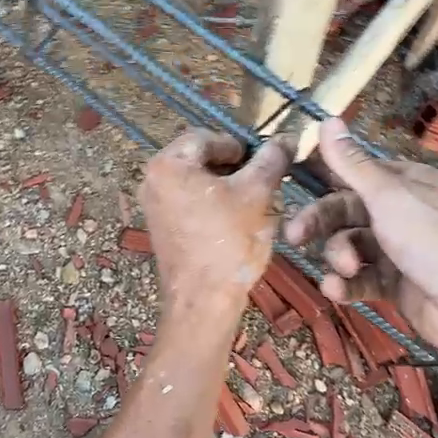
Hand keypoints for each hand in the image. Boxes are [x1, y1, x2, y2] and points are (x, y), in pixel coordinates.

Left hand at [137, 130, 291, 316]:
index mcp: (168, 163)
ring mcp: (152, 203)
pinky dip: (210, 201)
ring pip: (193, 179)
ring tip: (251, 199)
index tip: (262, 161)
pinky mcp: (160, 224)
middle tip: (259, 180)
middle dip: (230, 165)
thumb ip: (270, 161)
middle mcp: (152, 178)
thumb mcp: (256, 195)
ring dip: (222, 183)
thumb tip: (286, 139)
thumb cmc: (229, 242)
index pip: (206, 137)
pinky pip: (186, 200)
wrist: (203, 299)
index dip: (238, 146)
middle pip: (197, 157)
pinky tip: (234, 217)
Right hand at [283, 120, 437, 355]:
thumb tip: (327, 118)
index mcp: (406, 183)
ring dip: (338, 256)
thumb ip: (352, 163)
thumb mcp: (390, 196)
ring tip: (341, 270)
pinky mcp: (398, 286)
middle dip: (320, 223)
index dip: (323, 180)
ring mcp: (400, 250)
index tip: (289, 186)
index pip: (354, 173)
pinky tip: (336, 291)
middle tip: (293, 236)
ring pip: (350, 245)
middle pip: (346, 210)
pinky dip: (346, 284)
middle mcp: (402, 212)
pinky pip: (362, 279)